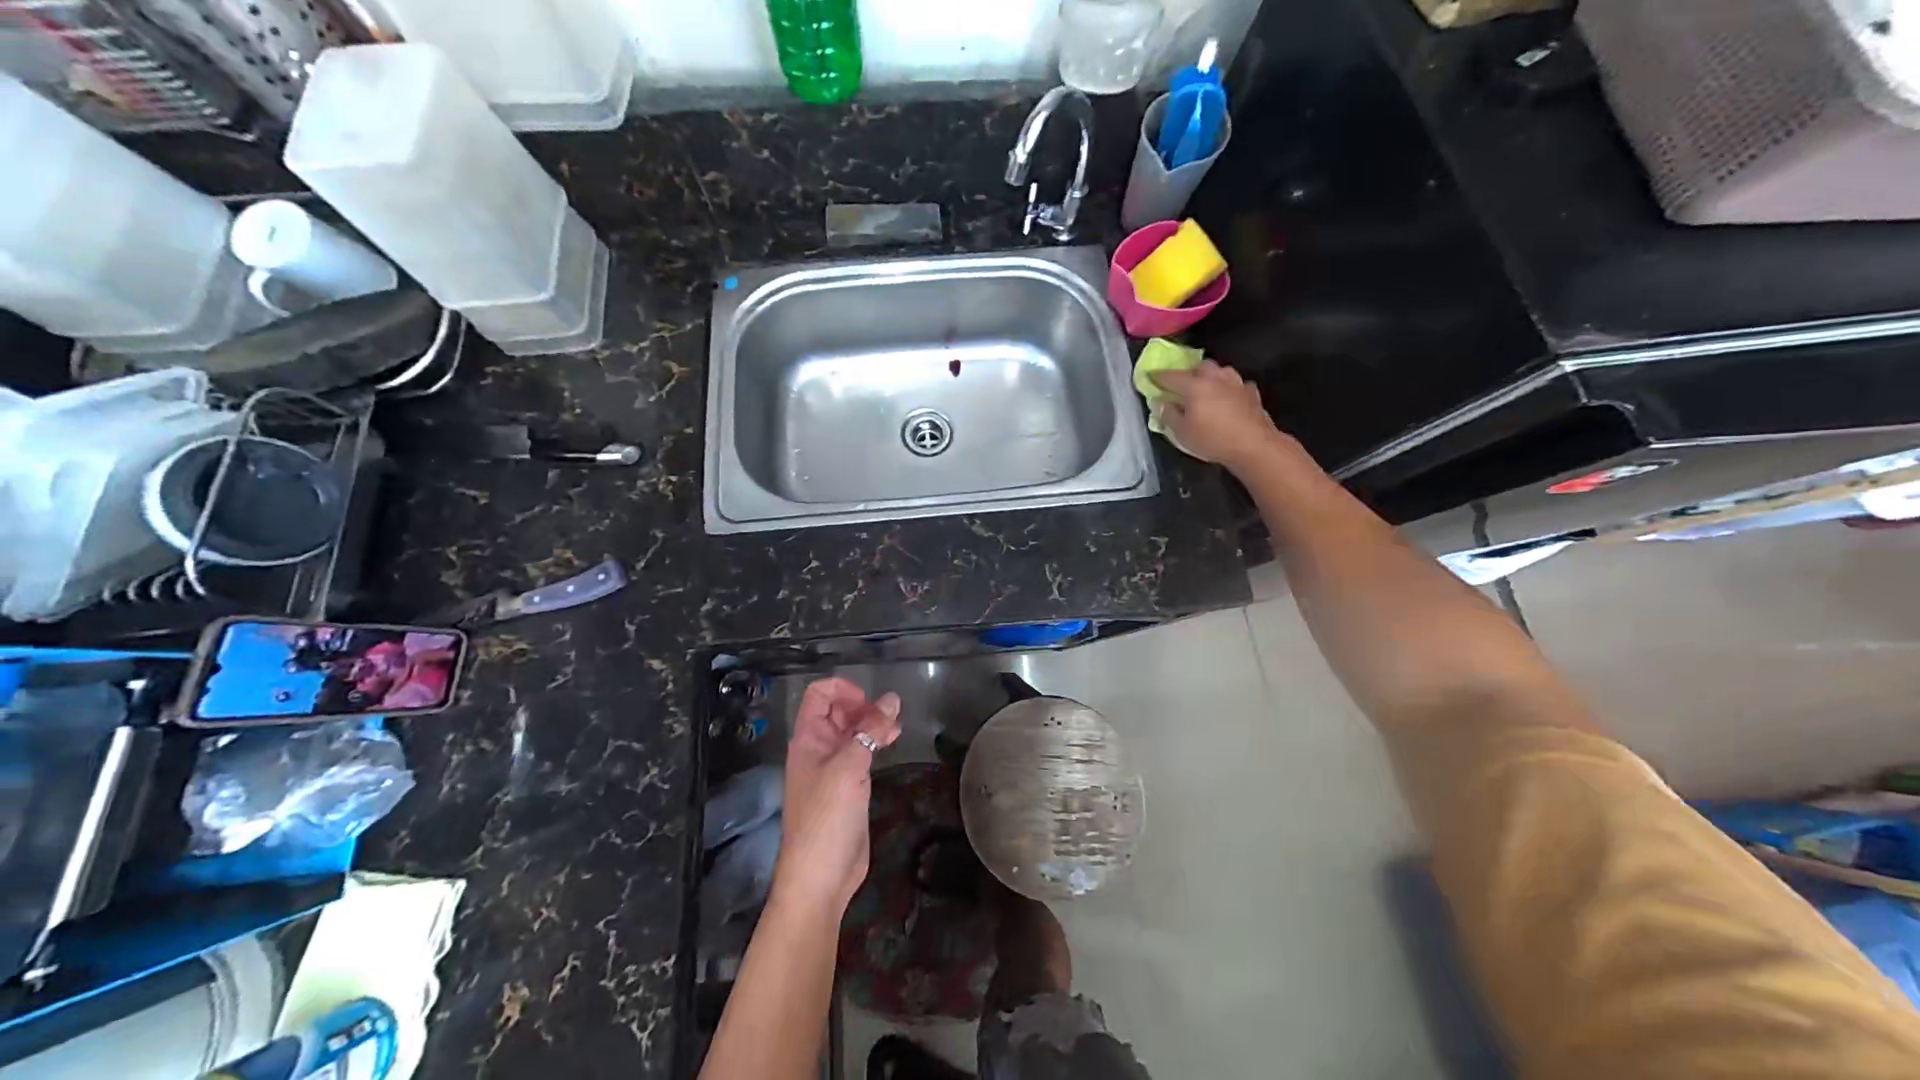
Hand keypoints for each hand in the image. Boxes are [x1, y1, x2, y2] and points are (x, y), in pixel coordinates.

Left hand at [772, 678, 901, 917]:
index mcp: (808, 739)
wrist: (820, 875)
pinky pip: (861, 753)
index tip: (869, 701)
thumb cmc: (827, 818)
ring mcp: (832, 769)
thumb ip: (870, 732)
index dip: (843, 689)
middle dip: (863, 705)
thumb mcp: (848, 768)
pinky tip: (892, 742)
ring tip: (896, 727)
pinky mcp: (848, 787)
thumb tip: (892, 700)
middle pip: (838, 711)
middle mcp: (818, 749)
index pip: (819, 695)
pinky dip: (876, 742)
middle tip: (889, 715)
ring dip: (873, 723)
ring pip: (852, 732)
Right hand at [1150, 360, 1291, 469]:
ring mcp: (1236, 383)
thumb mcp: (1181, 433)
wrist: (1253, 445)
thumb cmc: (1212, 439)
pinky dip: (1230, 389)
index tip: (1151, 377)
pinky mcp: (1252, 393)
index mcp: (1194, 386)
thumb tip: (1161, 403)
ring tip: (1208, 390)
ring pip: (1221, 371)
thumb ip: (1168, 415)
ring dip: (1212, 377)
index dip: (1158, 377)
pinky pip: (1237, 385)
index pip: (1171, 376)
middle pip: (1200, 366)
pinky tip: (1229, 399)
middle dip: (1191, 373)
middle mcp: (1215, 378)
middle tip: (1184, 386)